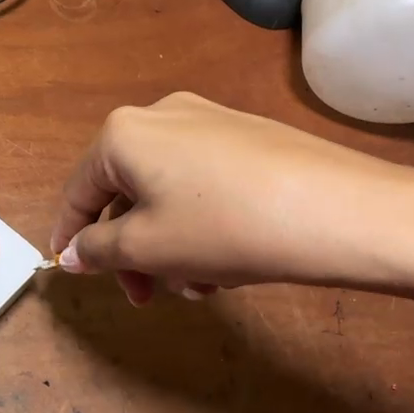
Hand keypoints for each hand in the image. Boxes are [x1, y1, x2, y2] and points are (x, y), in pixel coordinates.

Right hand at [49, 92, 413, 302]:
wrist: (344, 211)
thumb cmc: (223, 228)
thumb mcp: (146, 248)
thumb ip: (96, 250)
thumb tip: (71, 254)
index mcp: (122, 134)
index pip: (78, 191)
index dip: (70, 236)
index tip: (69, 271)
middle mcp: (160, 115)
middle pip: (125, 193)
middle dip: (130, 250)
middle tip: (144, 296)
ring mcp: (208, 121)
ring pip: (165, 193)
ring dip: (168, 244)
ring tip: (198, 287)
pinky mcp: (248, 137)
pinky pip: (201, 184)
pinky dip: (198, 224)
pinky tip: (225, 263)